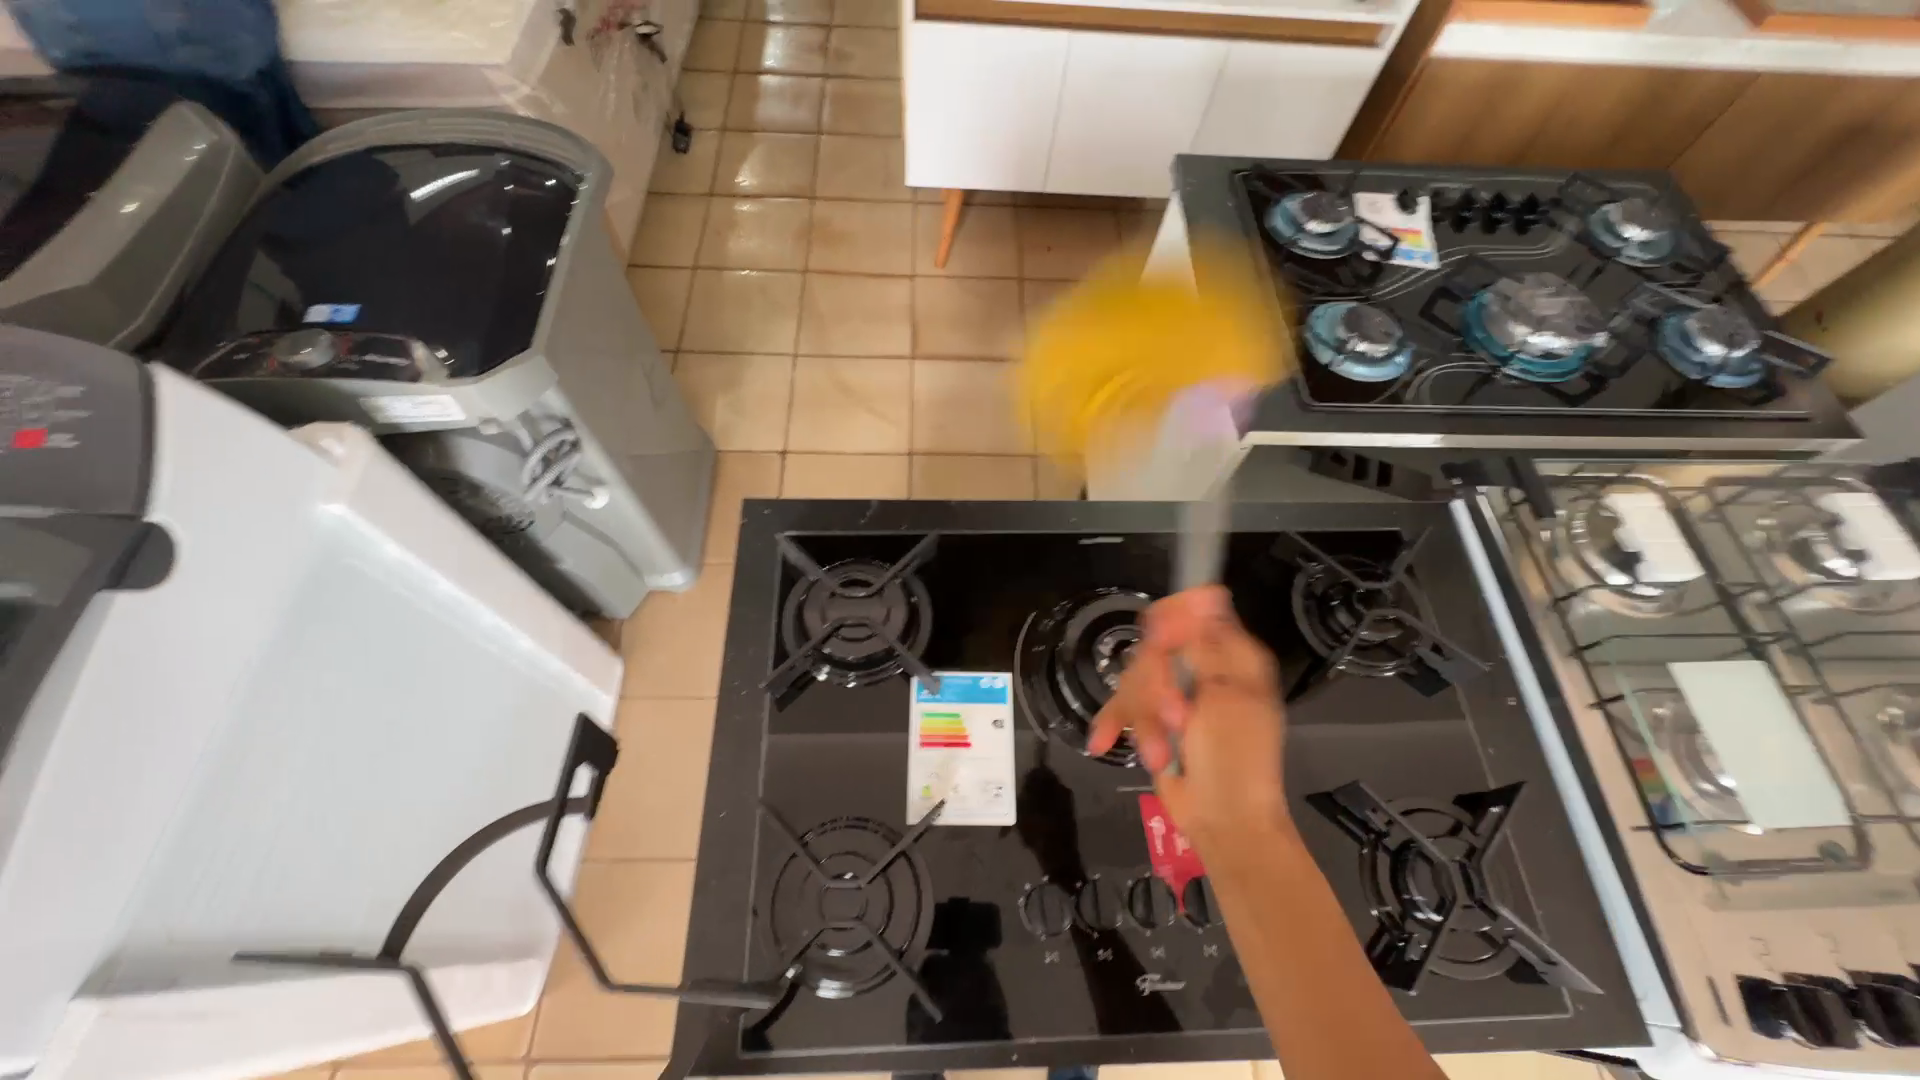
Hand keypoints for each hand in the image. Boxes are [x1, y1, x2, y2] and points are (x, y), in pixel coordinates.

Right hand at [1087, 586, 1290, 853]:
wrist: (1221, 820)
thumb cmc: (1236, 759)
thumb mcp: (1228, 697)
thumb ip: (1208, 645)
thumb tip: (1208, 593)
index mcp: (1232, 656)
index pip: (1197, 610)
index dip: (1174, 620)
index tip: (1161, 640)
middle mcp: (1203, 667)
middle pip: (1156, 646)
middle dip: (1156, 685)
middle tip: (1175, 717)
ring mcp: (1176, 694)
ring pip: (1135, 677)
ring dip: (1143, 719)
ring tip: (1160, 752)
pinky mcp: (1153, 720)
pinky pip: (1121, 708)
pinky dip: (1111, 725)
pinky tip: (1102, 743)